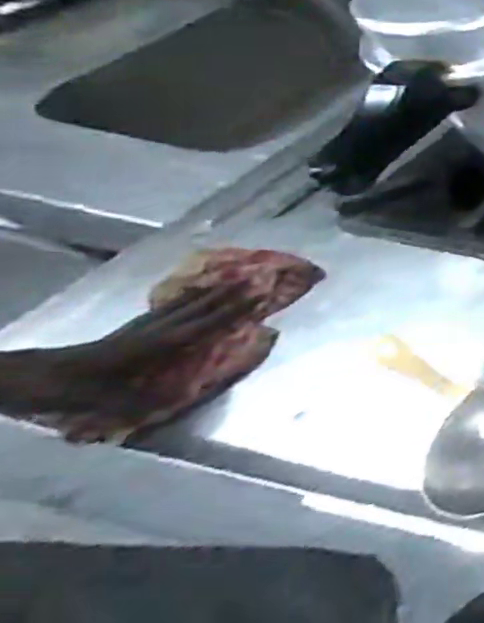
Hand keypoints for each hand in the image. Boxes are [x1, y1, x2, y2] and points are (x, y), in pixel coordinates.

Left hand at [0, 286, 257, 415]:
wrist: (26, 379)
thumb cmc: (72, 390)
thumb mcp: (106, 401)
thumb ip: (142, 401)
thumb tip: (176, 403)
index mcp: (158, 345)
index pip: (206, 323)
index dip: (234, 309)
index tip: (261, 294)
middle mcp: (154, 331)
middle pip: (197, 307)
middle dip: (226, 293)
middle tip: (253, 277)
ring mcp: (139, 328)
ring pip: (180, 305)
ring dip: (205, 292)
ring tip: (225, 280)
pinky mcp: (126, 330)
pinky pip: (163, 310)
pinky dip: (180, 300)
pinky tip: (183, 298)